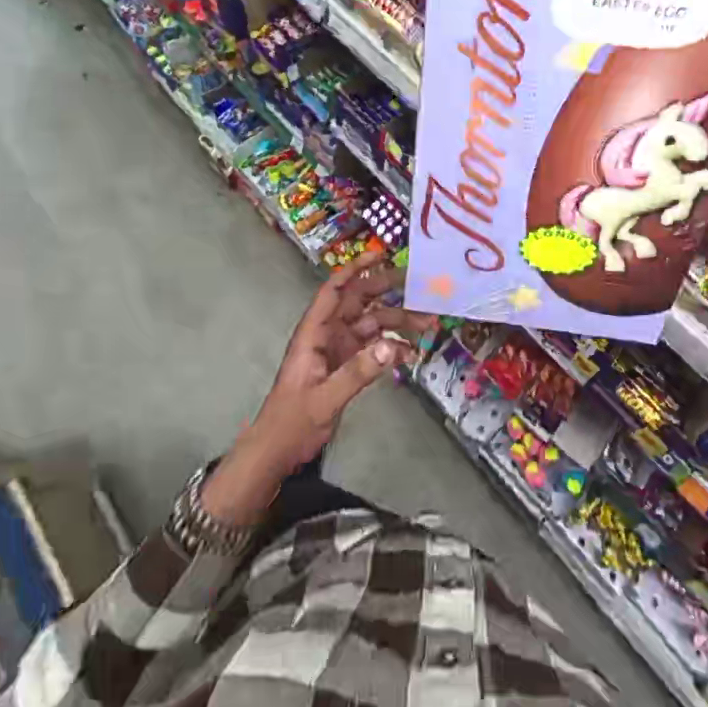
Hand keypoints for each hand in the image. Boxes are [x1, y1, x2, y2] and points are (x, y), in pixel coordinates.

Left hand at [201, 254, 437, 525]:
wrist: (278, 451)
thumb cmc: (292, 421)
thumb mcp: (326, 398)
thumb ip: (359, 372)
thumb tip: (394, 345)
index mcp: (314, 333)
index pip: (334, 291)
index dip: (355, 269)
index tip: (380, 254)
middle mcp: (328, 335)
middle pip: (360, 302)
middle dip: (387, 290)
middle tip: (419, 284)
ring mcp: (340, 350)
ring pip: (373, 324)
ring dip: (399, 321)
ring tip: (429, 323)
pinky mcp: (349, 366)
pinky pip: (376, 347)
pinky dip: (395, 346)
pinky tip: (413, 353)